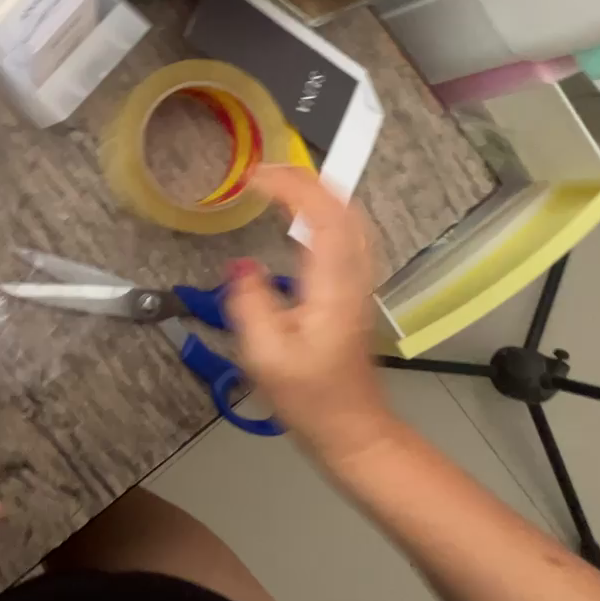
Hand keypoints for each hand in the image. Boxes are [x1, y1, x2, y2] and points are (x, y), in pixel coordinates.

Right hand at [223, 166, 396, 467]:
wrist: (352, 430)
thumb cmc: (308, 396)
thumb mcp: (266, 355)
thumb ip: (250, 303)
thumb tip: (240, 265)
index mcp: (332, 286)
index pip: (322, 217)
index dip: (291, 187)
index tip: (253, 178)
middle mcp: (353, 276)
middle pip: (343, 208)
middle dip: (305, 179)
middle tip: (263, 170)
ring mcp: (359, 282)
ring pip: (351, 218)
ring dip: (317, 191)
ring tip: (279, 181)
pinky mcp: (354, 289)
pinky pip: (347, 233)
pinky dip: (325, 210)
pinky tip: (303, 213)